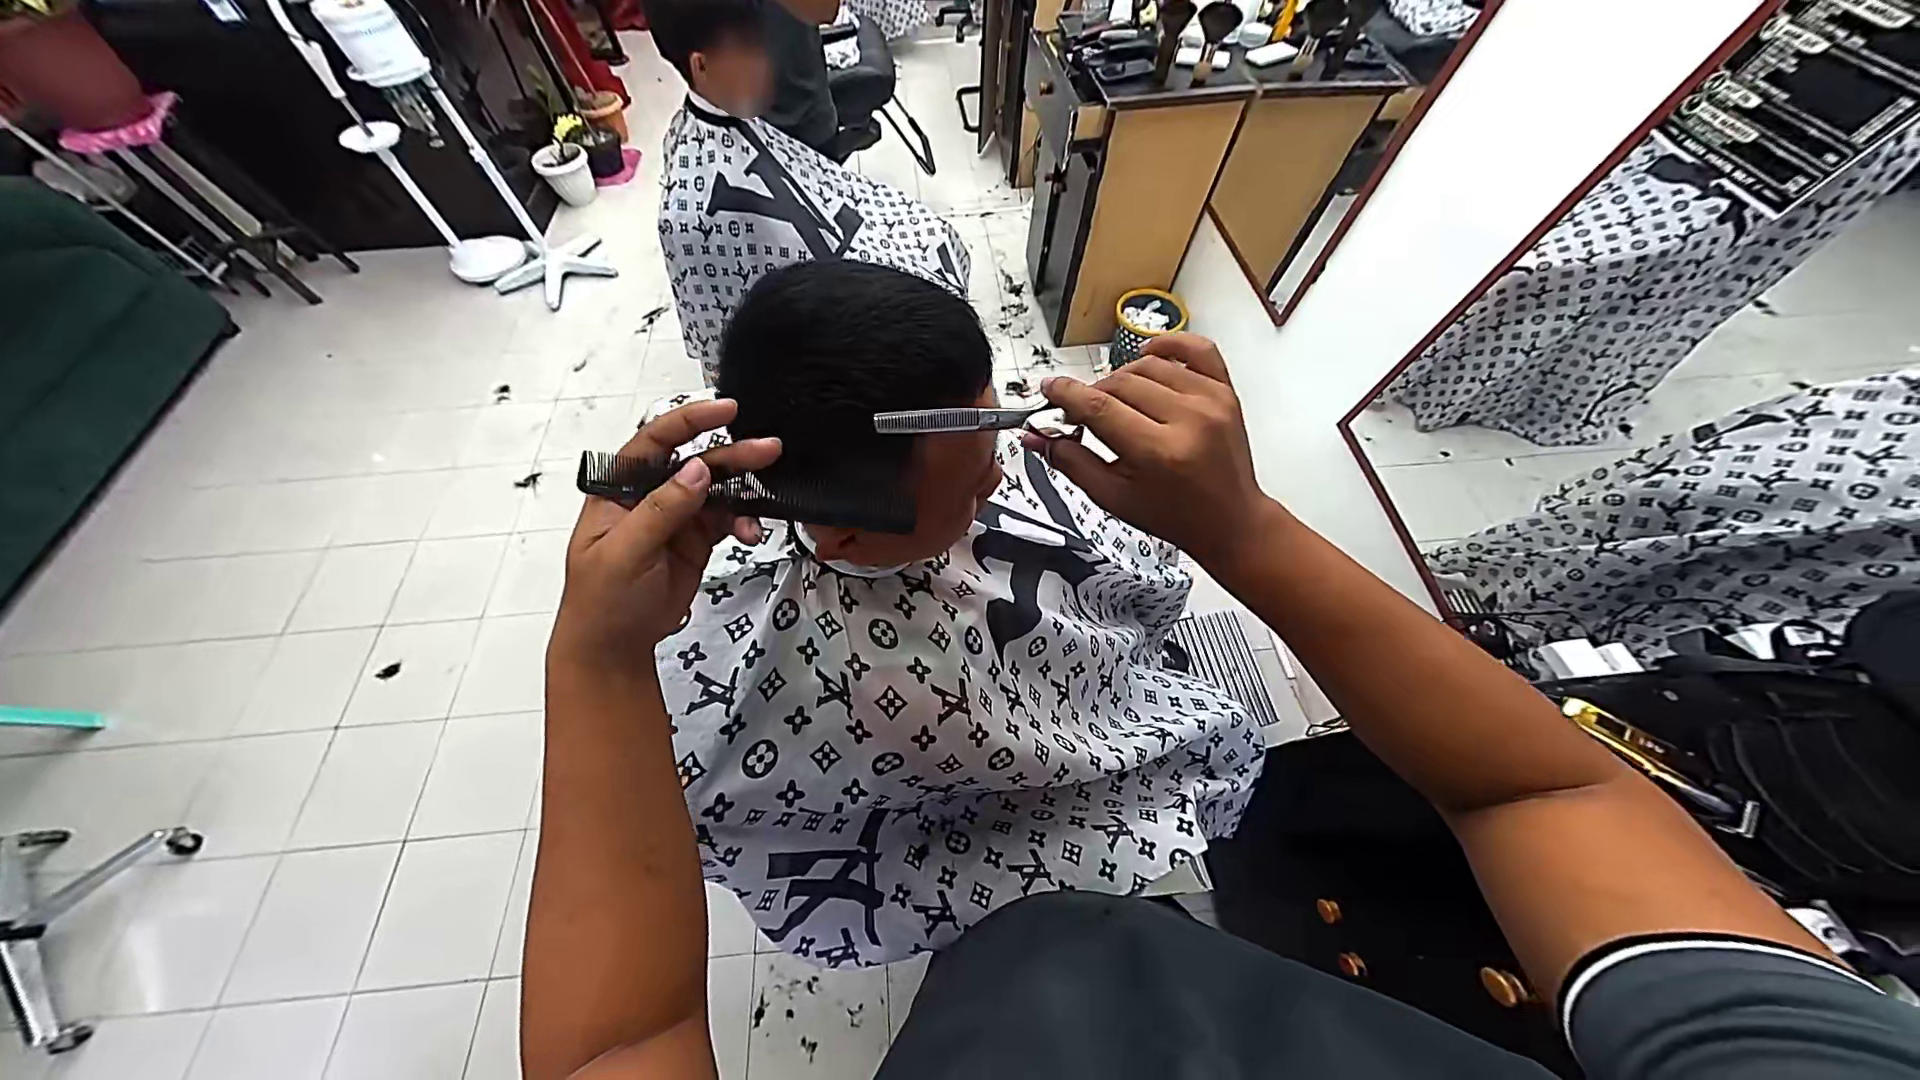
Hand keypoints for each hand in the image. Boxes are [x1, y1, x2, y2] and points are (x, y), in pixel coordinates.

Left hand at [549, 398, 780, 673]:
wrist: (616, 644)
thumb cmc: (602, 601)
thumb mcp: (626, 553)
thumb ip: (661, 510)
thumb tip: (695, 470)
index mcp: (620, 490)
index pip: (654, 442)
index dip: (689, 421)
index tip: (724, 410)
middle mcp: (650, 497)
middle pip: (696, 463)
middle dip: (732, 455)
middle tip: (767, 448)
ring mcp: (677, 518)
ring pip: (718, 490)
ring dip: (744, 490)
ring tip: (767, 494)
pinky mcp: (697, 538)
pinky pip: (728, 519)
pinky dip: (743, 523)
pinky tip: (750, 533)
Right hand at [1020, 333, 1283, 571]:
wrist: (1227, 520)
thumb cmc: (1174, 515)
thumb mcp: (1112, 497)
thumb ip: (1070, 461)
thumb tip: (1036, 436)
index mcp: (1158, 453)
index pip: (1099, 408)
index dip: (1066, 395)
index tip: (1050, 390)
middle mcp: (1189, 421)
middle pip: (1119, 384)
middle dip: (1091, 395)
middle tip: (1079, 412)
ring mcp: (1210, 402)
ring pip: (1147, 367)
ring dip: (1120, 379)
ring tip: (1113, 402)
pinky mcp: (1225, 392)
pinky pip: (1197, 349)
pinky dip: (1168, 346)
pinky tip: (1149, 357)